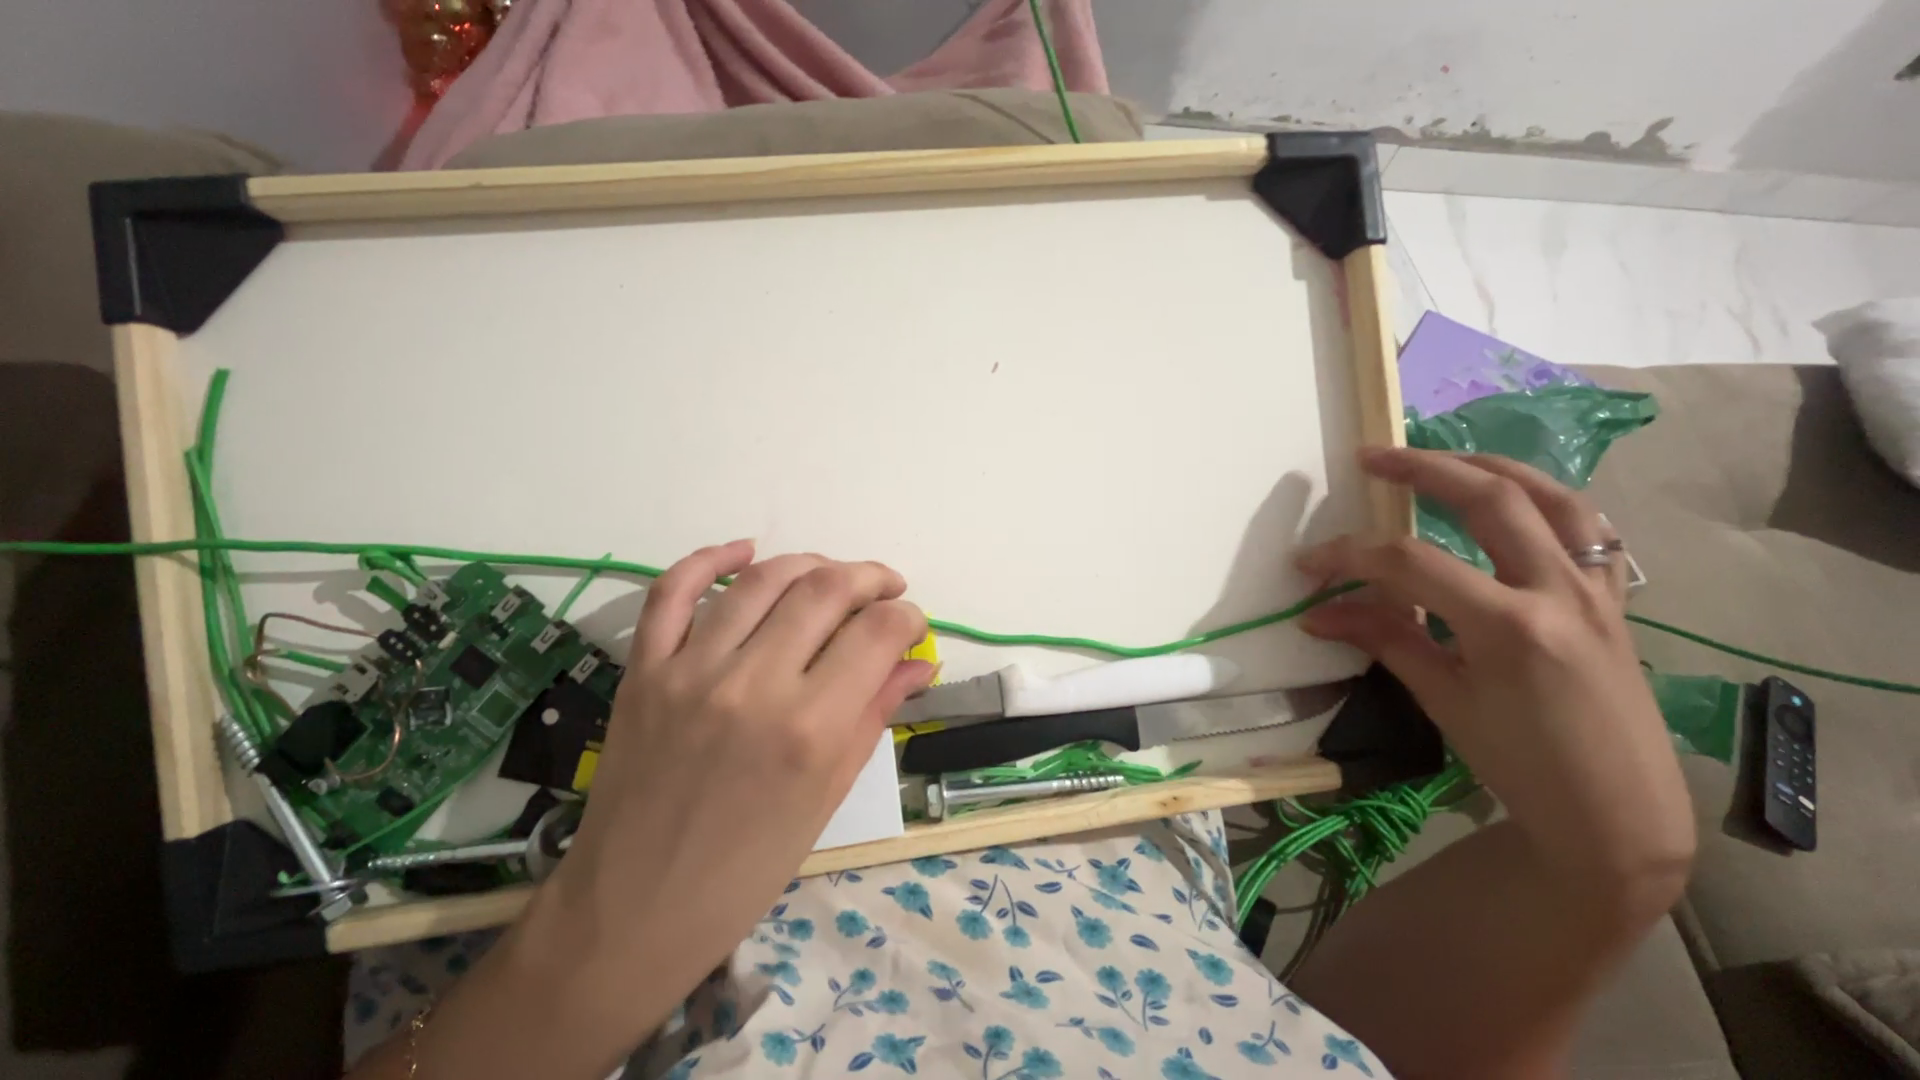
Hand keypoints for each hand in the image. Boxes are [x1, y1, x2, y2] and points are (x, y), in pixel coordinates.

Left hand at [515, 542, 933, 1055]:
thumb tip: (918, 664)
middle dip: (870, 578)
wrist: (637, 907)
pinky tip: (745, 551)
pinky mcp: (644, 668)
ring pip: (761, 579)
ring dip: (809, 564)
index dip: (907, 616)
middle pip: (825, 589)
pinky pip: (673, 590)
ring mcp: (691, 670)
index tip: (912, 624)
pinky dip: (710, 557)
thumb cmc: (748, 869)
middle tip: (885, 589)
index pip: (877, 633)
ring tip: (832, 576)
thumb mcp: (827, 799)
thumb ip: (873, 718)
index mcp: (810, 730)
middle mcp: (754, 685)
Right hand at [1296, 448, 1692, 901]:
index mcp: (1510, 626)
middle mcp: (1559, 590)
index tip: (1308, 563)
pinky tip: (1514, 501)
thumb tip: (1317, 613)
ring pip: (1550, 495)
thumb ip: (1384, 640)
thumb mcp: (1445, 702)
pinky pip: (1590, 527)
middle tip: (1371, 456)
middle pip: (1489, 498)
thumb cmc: (1522, 767)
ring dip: (1491, 467)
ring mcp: (1597, 588)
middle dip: (1423, 468)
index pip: (1411, 563)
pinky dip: (1547, 500)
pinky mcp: (1614, 598)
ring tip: (1443, 459)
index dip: (1349, 556)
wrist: (1619, 814)